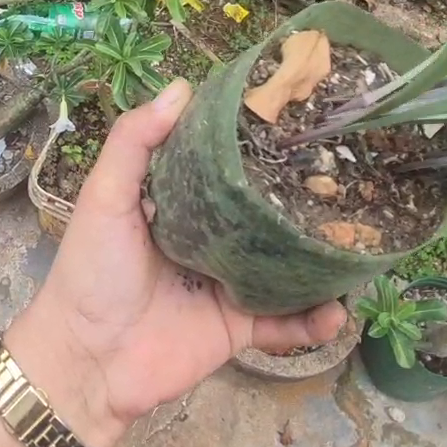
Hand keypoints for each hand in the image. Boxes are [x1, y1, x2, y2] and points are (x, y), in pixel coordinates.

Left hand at [6, 80, 346, 446]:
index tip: (291, 114)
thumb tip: (182, 86)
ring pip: (283, 265)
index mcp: (177, 202)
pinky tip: (339, 308)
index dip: (250, 140)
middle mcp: (207, 236)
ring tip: (357, 239)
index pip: (221, 162)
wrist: (89, 361)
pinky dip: (314, 320)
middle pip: (260, 211)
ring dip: (317, 257)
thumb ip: (134, 142)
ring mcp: (226, 281)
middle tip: (342, 174)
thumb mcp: (105, 196)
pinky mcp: (237, 326)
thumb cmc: (91, 269)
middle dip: (296, 197)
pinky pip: (285, 323)